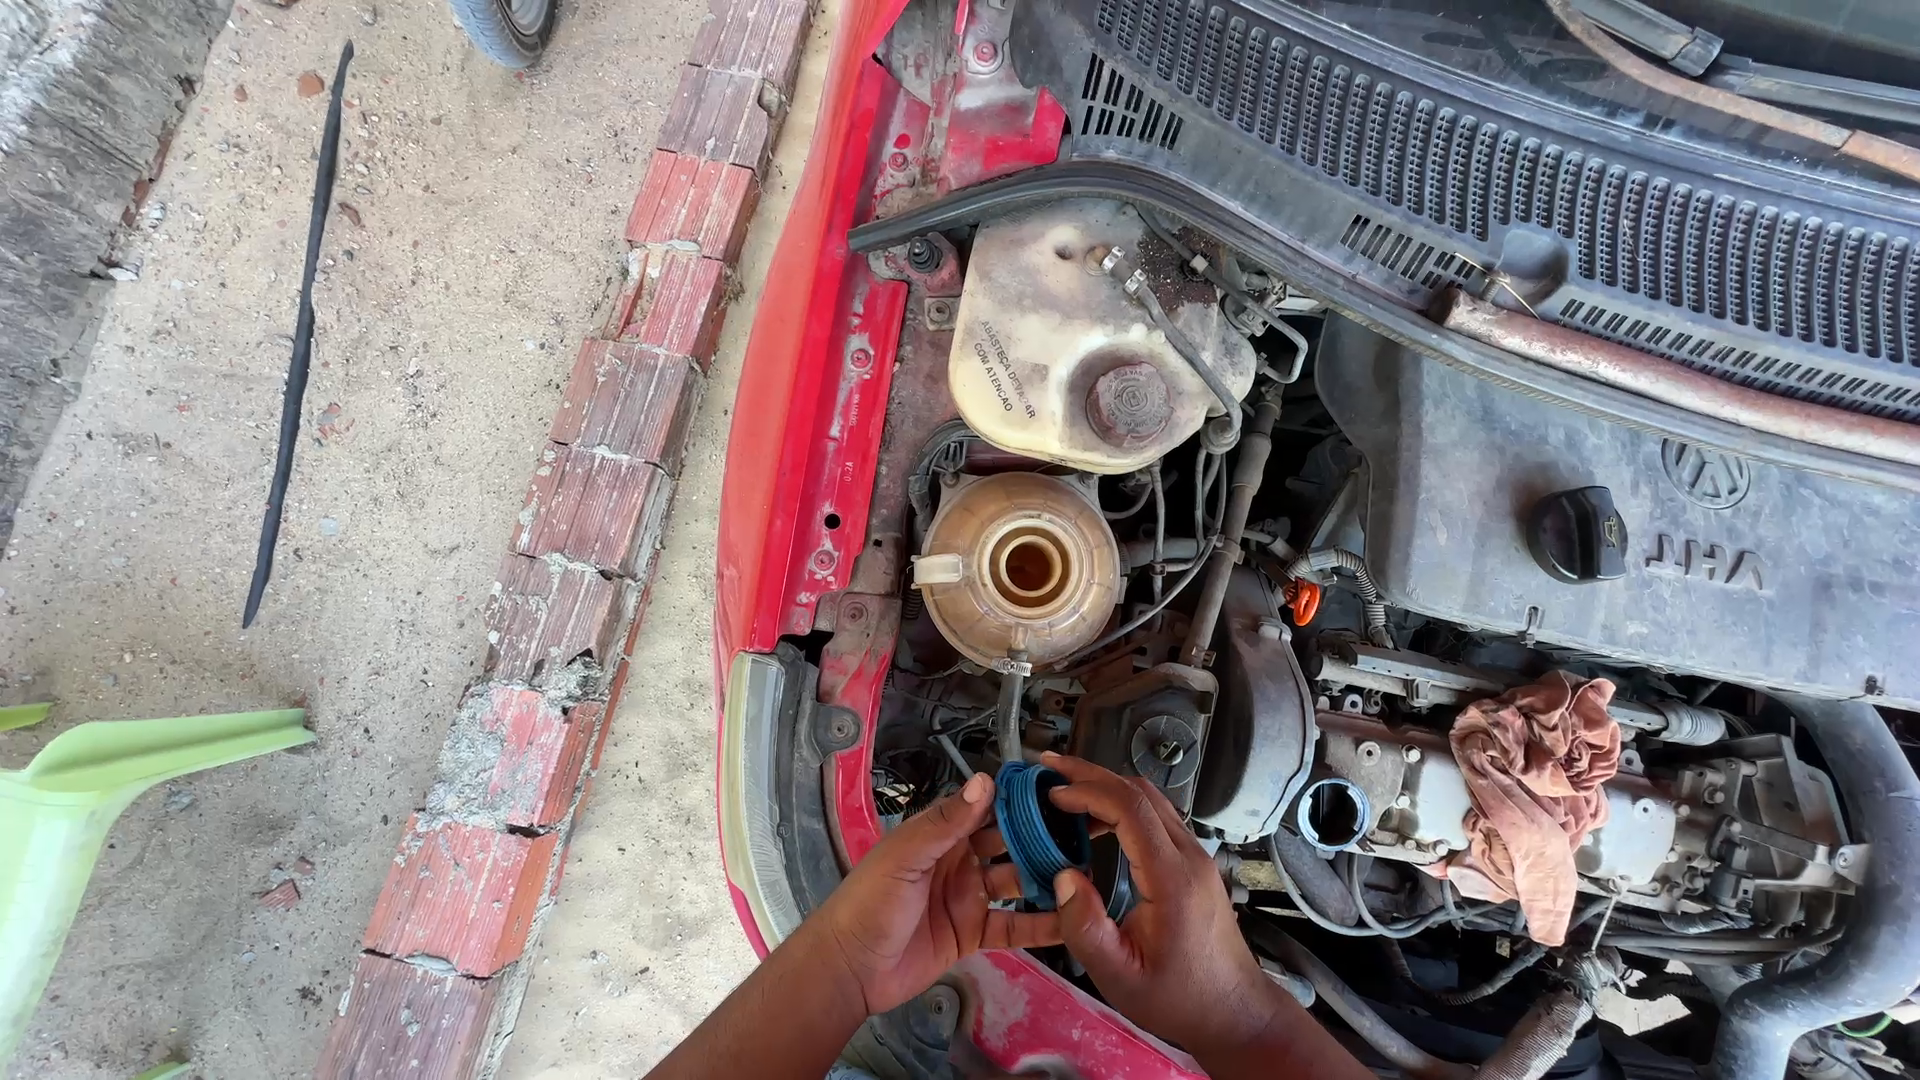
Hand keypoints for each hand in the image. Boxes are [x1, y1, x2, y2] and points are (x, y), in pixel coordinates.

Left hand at [805, 771, 1061, 1015]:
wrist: (849, 969)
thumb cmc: (870, 901)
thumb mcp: (906, 854)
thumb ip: (947, 821)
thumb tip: (985, 781)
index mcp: (941, 833)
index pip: (986, 807)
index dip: (1018, 800)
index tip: (1057, 793)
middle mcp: (960, 859)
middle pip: (1007, 843)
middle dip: (1040, 837)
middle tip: (1084, 833)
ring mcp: (969, 897)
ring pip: (1016, 882)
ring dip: (1045, 878)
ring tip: (1084, 873)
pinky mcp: (973, 934)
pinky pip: (1013, 926)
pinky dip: (1040, 925)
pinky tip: (1068, 920)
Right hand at [1043, 753, 1284, 1052]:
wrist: (1235, 1014)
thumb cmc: (1177, 998)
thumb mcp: (1121, 977)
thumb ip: (1085, 928)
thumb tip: (1062, 876)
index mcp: (1172, 877)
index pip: (1130, 808)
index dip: (1088, 791)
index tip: (1052, 794)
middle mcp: (1188, 853)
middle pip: (1140, 791)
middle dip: (1091, 773)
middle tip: (1049, 768)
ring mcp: (1195, 853)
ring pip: (1150, 798)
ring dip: (1106, 785)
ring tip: (1065, 788)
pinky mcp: (1194, 860)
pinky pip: (1156, 814)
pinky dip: (1121, 803)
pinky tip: (1095, 818)